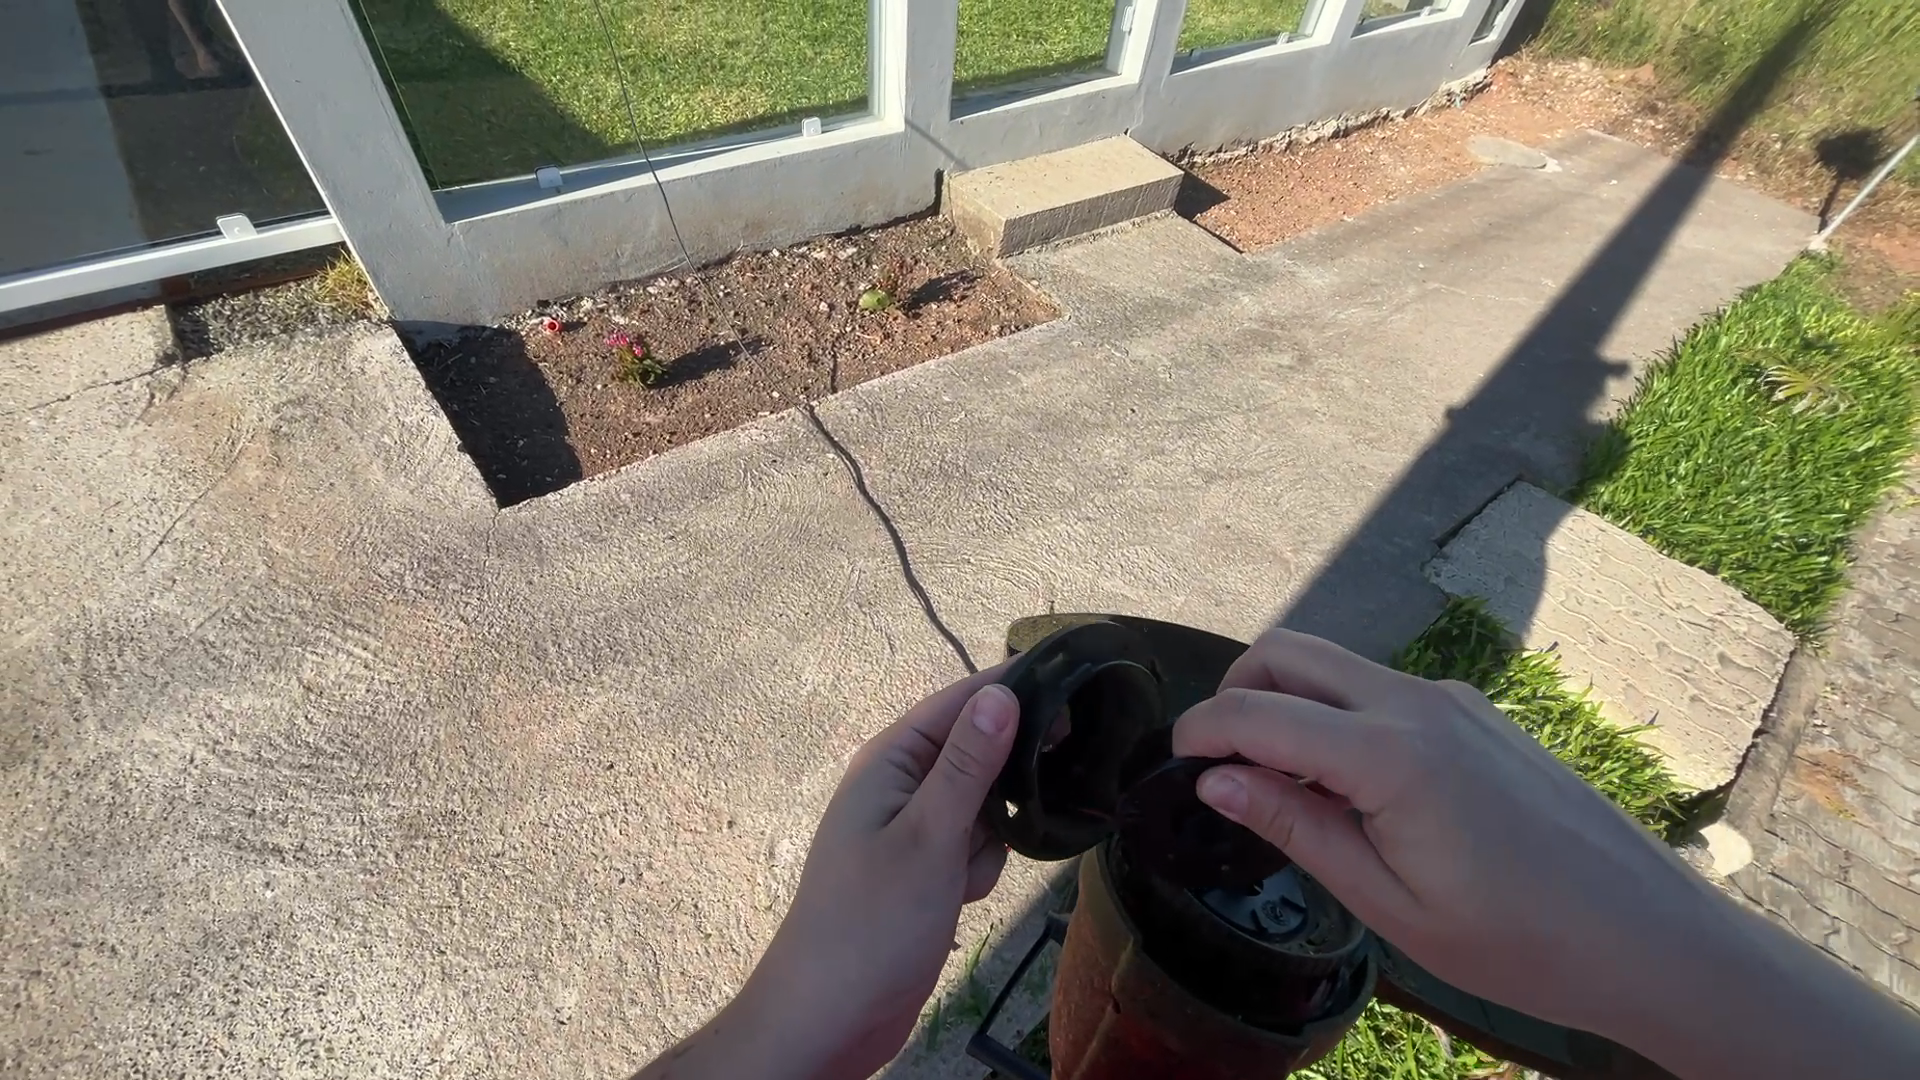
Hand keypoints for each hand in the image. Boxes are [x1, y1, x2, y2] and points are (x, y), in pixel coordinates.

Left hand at [653, 667, 1019, 1079]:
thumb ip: (968, 763)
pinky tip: (962, 897)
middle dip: (1002, 783)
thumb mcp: (929, 835)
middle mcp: (904, 780)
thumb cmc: (874, 920)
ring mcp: (916, 824)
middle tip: (1036, 800)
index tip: (1072, 687)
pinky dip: (978, 865)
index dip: (1013, 689)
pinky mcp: (928, 862)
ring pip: (984, 801)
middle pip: (978, 750)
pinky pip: (975, 842)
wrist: (833, 1018)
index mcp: (893, 758)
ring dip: (989, 836)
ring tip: (966, 873)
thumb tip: (1002, 692)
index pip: (961, 700)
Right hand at [1170, 628, 1719, 1037]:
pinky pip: (1370, 685)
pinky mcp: (1467, 706)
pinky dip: (1329, 711)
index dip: (1200, 729)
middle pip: (1285, 650)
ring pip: (1327, 661)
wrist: (1664, 944)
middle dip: (1234, 690)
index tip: (1176, 763)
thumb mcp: (1390, 904)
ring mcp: (1445, 696)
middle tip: (1226, 758)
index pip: (1257, 711)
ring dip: (1282, 699)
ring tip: (1288, 779)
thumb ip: (1295, 826)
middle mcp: (1413, 701)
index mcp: (1389, 754)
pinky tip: (1352, 781)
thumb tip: (1215, 779)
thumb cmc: (1522, 943)